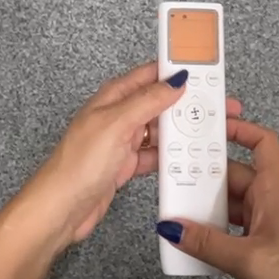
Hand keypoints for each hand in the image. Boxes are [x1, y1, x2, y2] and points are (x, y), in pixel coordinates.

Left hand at [15, 63, 241, 250]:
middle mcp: (118, 115)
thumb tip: (174, 81)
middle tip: (217, 106)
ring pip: (158, 129)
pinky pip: (153, 154)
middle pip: (158, 101)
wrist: (62, 208)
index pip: (150, 74)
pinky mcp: (124, 164)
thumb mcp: (117, 124)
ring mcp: (121, 141)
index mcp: (113, 96)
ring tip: (206, 132)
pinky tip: (184, 159)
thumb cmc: (78, 163)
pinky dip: (169, 156)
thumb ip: (147, 101)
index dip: (175, 70)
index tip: (203, 70)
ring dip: (180, 131)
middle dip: (186, 103)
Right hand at [159, 118, 278, 278]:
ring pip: (230, 203)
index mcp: (276, 192)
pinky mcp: (263, 250)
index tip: (208, 128)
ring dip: (205, 204)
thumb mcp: (249, 261)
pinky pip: (231, 228)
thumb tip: (170, 226)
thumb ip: (207, 243)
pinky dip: (212, 230)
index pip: (262, 143)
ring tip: (172, 205)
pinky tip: (191, 239)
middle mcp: (272, 202)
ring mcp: (268, 227)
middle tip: (171, 172)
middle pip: (235, 174)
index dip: (239, 128)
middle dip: (205, 172)